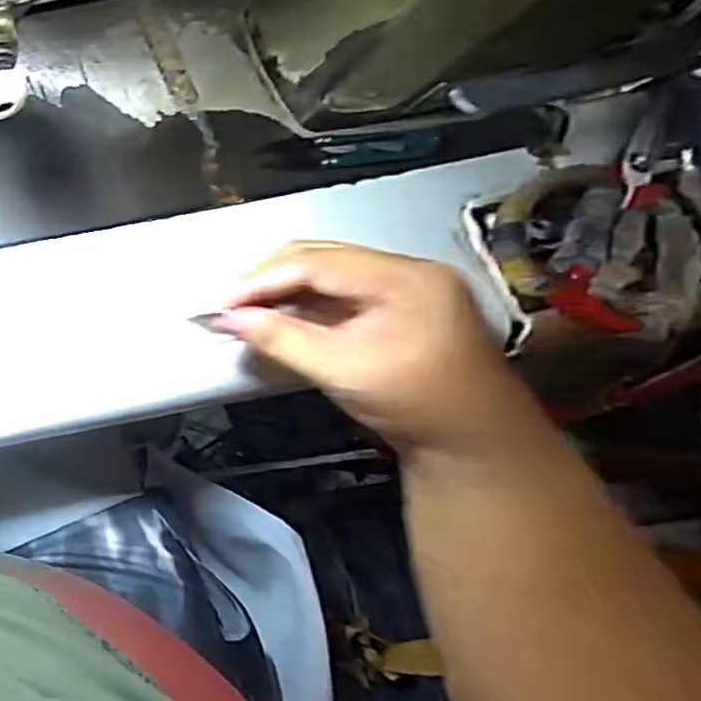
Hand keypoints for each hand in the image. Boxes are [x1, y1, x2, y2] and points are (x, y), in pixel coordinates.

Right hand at [212, 241, 536, 452]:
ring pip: (325, 272)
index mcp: (405, 279)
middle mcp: (406, 271)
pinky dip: (302, 303)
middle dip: (269, 279)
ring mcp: (402, 287)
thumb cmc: (416, 404)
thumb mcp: (341, 371)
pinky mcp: (395, 306)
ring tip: (245, 311)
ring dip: (282, 290)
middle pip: (320, 258)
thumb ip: (281, 339)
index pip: (317, 262)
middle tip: (230, 306)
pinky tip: (276, 317)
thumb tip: (230, 319)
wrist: (475, 443)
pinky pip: (337, 292)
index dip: (263, 279)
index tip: (225, 303)